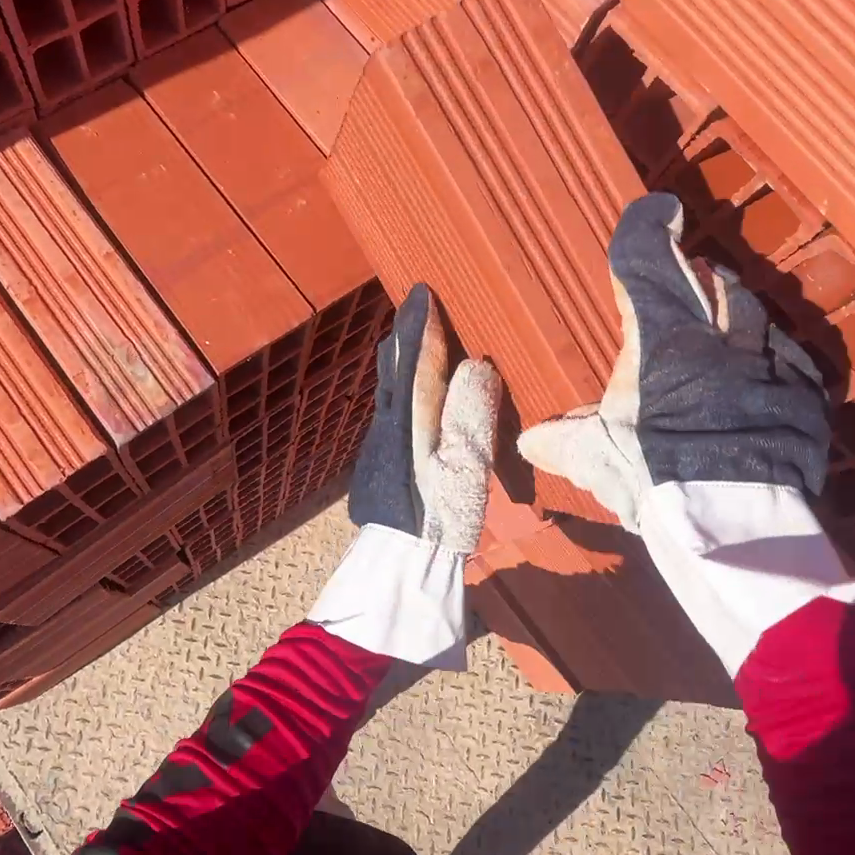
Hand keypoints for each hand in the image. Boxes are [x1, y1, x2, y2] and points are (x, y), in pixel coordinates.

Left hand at [349, 283, 500, 552]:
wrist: (401, 562)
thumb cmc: (441, 515)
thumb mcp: (466, 466)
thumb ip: (471, 414)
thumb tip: (477, 364)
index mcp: (408, 420)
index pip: (415, 360)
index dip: (420, 325)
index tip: (422, 292)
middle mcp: (387, 425)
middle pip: (393, 370)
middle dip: (404, 338)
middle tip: (414, 308)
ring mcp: (378, 445)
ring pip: (389, 390)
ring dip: (401, 363)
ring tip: (412, 341)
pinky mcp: (378, 462)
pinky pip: (391, 409)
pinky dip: (402, 388)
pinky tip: (412, 396)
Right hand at [518, 194, 854, 672]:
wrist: (732, 521)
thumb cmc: (654, 475)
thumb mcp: (596, 458)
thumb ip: (562, 443)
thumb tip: (531, 443)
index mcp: (664, 344)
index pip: (648, 269)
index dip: (644, 234)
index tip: (653, 212)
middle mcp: (721, 341)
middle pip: (715, 285)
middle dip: (698, 277)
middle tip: (688, 279)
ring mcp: (771, 366)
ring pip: (757, 317)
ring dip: (735, 314)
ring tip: (722, 324)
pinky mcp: (807, 399)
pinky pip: (792, 361)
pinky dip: (772, 357)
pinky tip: (763, 370)